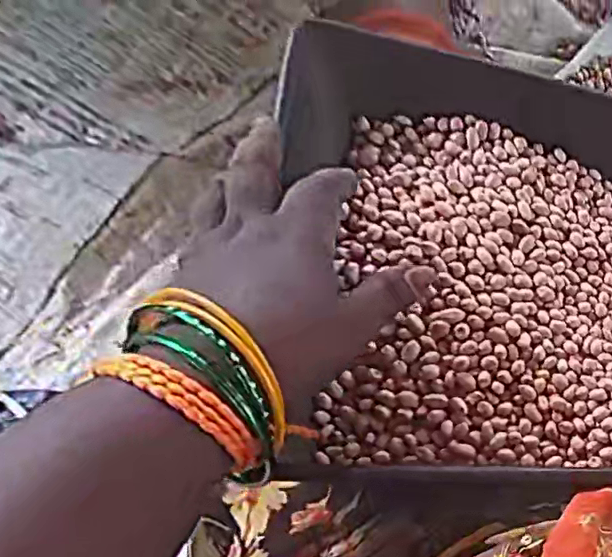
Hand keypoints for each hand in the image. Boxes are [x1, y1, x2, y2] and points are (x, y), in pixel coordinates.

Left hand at [168, 117, 434, 420]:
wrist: (216, 372)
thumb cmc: (294, 347)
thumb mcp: (352, 327)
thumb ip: (385, 296)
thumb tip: (426, 273)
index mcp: (297, 236)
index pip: (318, 194)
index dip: (335, 182)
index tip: (346, 177)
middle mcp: (250, 229)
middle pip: (254, 175)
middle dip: (264, 150)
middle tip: (266, 129)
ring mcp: (211, 248)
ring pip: (217, 199)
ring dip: (228, 181)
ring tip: (230, 174)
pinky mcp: (185, 273)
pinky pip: (196, 235)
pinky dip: (207, 225)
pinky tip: (207, 236)